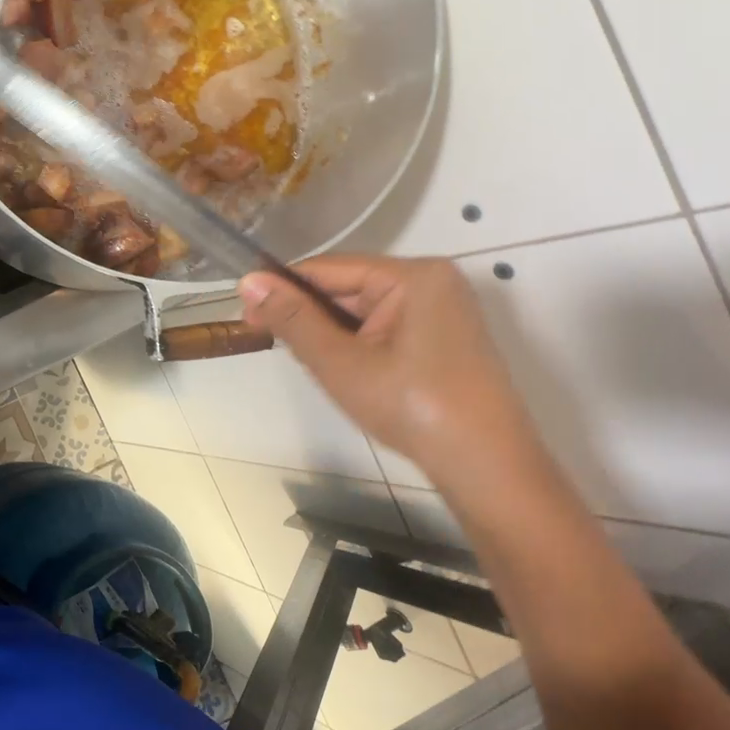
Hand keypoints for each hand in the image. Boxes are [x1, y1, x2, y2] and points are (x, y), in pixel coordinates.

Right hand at [238, 255, 541, 483]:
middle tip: (281, 352)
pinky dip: (354, 345)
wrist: (482, 461)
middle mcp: (432, 281)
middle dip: (308, 316)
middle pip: (345, 286)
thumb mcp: (338, 361)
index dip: (281, 291)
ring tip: (317, 368)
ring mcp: (441, 309)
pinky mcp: (442, 336)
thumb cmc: (409, 405)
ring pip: (360, 310)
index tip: (247, 322)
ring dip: (329, 334)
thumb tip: (247, 282)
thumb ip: (292, 318)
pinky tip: (346, 373)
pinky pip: (381, 326)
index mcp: (413, 276)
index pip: (326, 268)